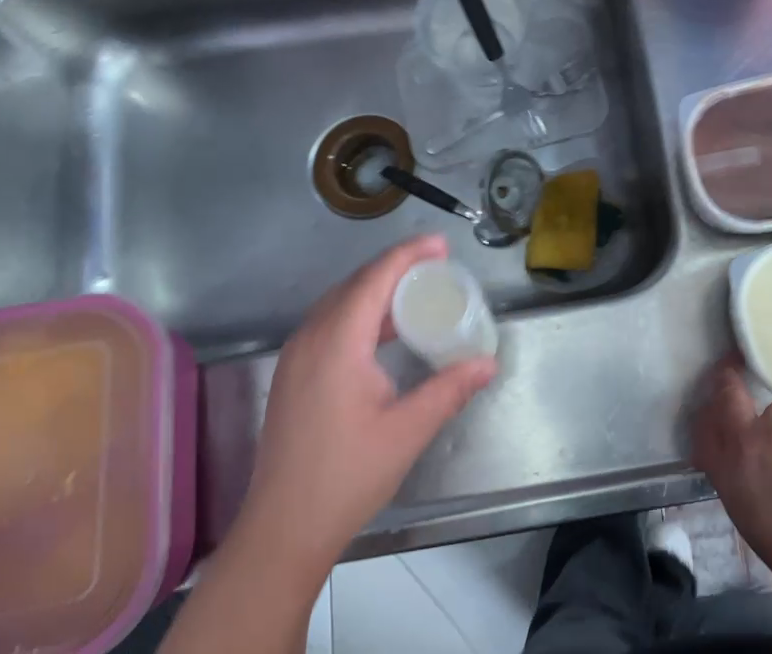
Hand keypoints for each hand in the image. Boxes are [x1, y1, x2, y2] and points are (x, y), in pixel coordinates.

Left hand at [240, 235, 497, 571]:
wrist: (284, 526)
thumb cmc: (347, 476)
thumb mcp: (407, 431)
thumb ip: (449, 390)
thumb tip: (487, 363)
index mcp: (337, 342)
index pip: (375, 279)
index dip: (408, 255)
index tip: (441, 245)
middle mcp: (310, 338)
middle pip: (355, 285)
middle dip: (395, 268)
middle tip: (437, 266)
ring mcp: (296, 357)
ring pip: (339, 304)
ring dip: (376, 290)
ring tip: (417, 292)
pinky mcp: (293, 375)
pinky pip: (329, 324)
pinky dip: (361, 313)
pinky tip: (386, 332)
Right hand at [690, 358, 771, 603]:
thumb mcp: (756, 526)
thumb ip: (745, 485)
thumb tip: (752, 469)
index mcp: (730, 475)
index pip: (704, 429)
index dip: (706, 416)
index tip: (711, 409)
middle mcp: (753, 442)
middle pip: (731, 395)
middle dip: (728, 380)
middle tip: (731, 371)